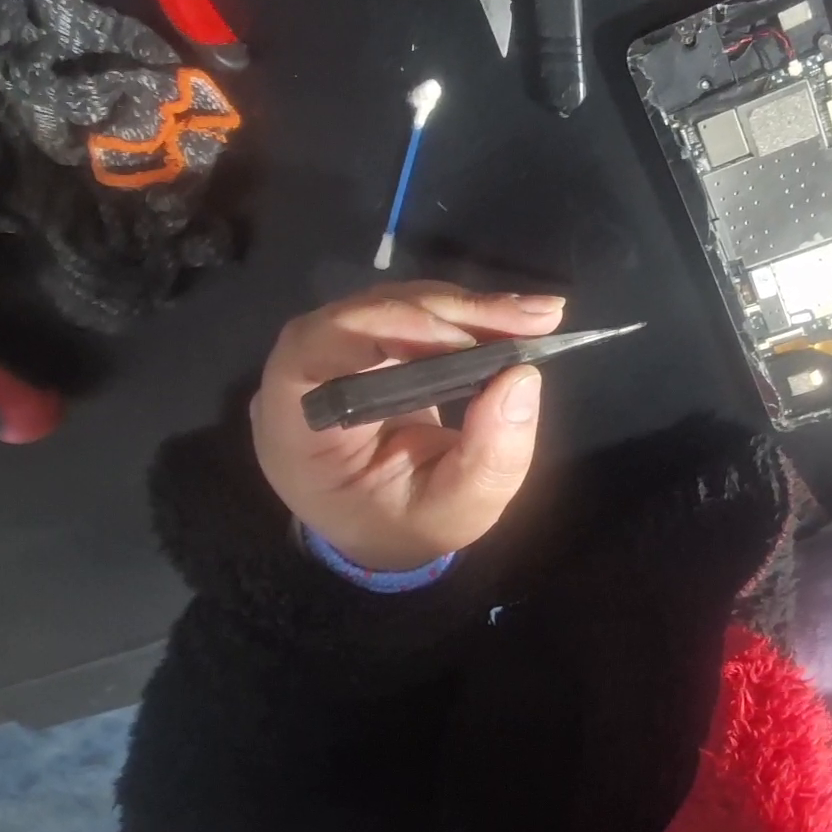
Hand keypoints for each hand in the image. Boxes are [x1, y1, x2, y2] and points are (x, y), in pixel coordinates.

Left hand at [250, 282, 565, 571]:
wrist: (387, 526)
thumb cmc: (406, 526)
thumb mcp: (454, 512)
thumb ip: (488, 459)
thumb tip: (522, 376)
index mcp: (295, 426)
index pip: (318, 347)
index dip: (389, 328)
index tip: (466, 341)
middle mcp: (303, 376)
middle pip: (366, 313)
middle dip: (453, 311)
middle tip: (532, 318)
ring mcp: (335, 355)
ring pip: (397, 304)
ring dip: (469, 308)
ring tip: (536, 319)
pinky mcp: (370, 346)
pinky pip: (415, 314)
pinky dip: (466, 315)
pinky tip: (512, 322)